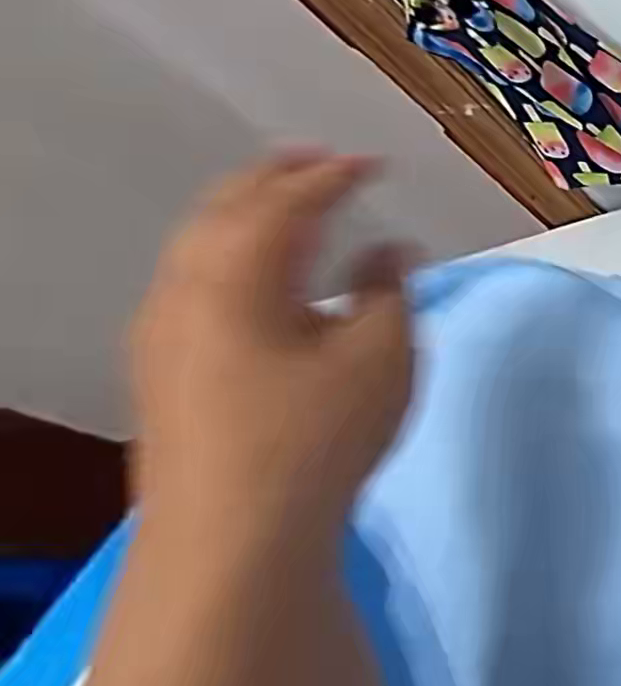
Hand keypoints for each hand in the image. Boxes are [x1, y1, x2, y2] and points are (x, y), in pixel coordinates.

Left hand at [129, 152, 414, 542]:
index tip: (376, 162)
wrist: (238, 526)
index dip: (333, 178)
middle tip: (319, 159)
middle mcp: (184, 295)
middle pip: (222, 216)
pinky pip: (199, 281)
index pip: (285, 207)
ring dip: (250, 215)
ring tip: (292, 202)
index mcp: (236, 282)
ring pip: (201, 249)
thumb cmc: (322, 428)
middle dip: (273, 180)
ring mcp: (165, 334)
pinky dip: (238, 254)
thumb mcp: (382, 351)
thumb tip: (389, 248)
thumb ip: (386, 288)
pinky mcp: (169, 367)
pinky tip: (267, 273)